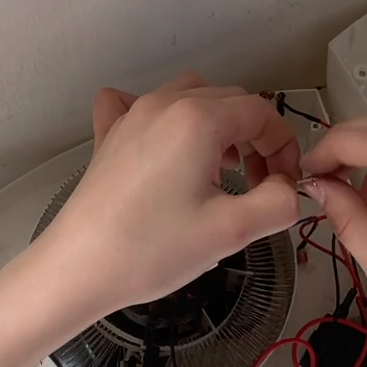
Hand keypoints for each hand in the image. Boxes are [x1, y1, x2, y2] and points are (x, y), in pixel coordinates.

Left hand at [28, 71, 302, 319]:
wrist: (79, 269)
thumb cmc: (148, 250)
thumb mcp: (233, 230)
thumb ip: (279, 202)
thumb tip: (288, 190)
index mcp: (197, 119)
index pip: (262, 114)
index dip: (284, 148)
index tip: (284, 184)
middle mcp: (163, 105)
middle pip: (230, 101)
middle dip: (256, 139)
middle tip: (259, 185)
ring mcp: (131, 117)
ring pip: (191, 97)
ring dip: (218, 126)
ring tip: (222, 169)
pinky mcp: (110, 137)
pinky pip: (139, 104)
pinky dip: (166, 118)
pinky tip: (167, 146)